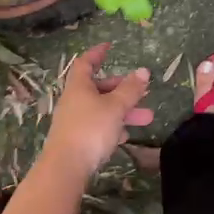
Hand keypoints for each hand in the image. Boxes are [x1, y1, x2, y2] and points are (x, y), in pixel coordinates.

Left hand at [42, 44, 151, 178]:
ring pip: (102, 110)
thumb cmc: (90, 129)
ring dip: (124, 111)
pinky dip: (113, 128)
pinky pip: (97, 127)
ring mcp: (74, 121)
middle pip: (98, 88)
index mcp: (79, 87)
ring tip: (147, 119)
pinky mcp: (77, 140)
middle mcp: (74, 101)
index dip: (97, 54)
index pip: (86, 63)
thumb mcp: (115, 107)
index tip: (109, 47)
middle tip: (143, 92)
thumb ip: (130, 90)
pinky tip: (125, 136)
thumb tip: (143, 71)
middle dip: (122, 90)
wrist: (66, 167)